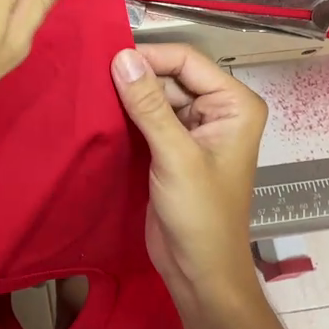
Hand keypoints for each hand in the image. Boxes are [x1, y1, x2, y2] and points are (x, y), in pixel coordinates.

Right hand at [111, 43, 267, 305]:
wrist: (199, 271)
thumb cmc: (200, 216)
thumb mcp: (174, 156)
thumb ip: (148, 105)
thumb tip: (121, 57)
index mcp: (235, 104)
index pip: (187, 61)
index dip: (149, 57)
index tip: (107, 60)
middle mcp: (219, 109)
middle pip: (171, 75)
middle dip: (137, 76)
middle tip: (94, 77)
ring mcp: (195, 128)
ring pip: (157, 95)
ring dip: (129, 95)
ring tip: (93, 91)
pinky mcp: (173, 146)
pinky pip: (149, 116)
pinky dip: (128, 114)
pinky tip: (103, 112)